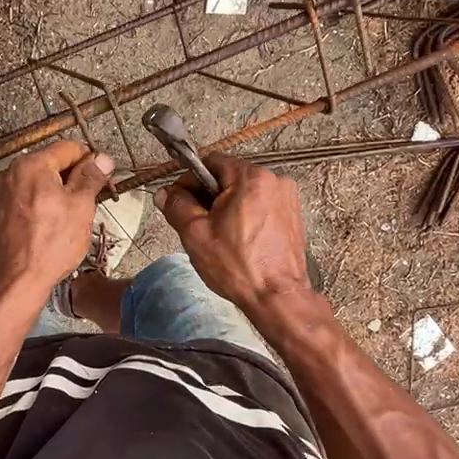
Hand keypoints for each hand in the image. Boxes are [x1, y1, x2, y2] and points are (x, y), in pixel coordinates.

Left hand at [0, 140, 113, 295]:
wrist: (21, 279)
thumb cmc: (50, 246)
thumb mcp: (81, 206)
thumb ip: (91, 177)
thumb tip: (102, 160)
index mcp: (31, 165)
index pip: (67, 148)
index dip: (88, 160)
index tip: (99, 174)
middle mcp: (10, 174)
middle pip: (49, 164)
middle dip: (69, 178)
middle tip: (85, 200)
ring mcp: (0, 194)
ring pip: (35, 183)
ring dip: (53, 193)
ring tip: (67, 217)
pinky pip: (22, 200)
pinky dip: (37, 206)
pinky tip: (48, 225)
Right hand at [158, 153, 322, 315]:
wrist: (277, 295)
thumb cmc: (238, 266)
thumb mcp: (195, 234)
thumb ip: (177, 207)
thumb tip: (165, 194)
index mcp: (250, 178)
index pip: (211, 162)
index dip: (189, 181)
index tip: (178, 202)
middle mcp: (274, 180)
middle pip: (229, 178)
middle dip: (208, 197)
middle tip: (195, 224)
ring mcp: (287, 198)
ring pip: (245, 193)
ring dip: (226, 208)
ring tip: (217, 237)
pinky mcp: (293, 215)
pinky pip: (261, 206)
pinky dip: (245, 217)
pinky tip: (237, 241)